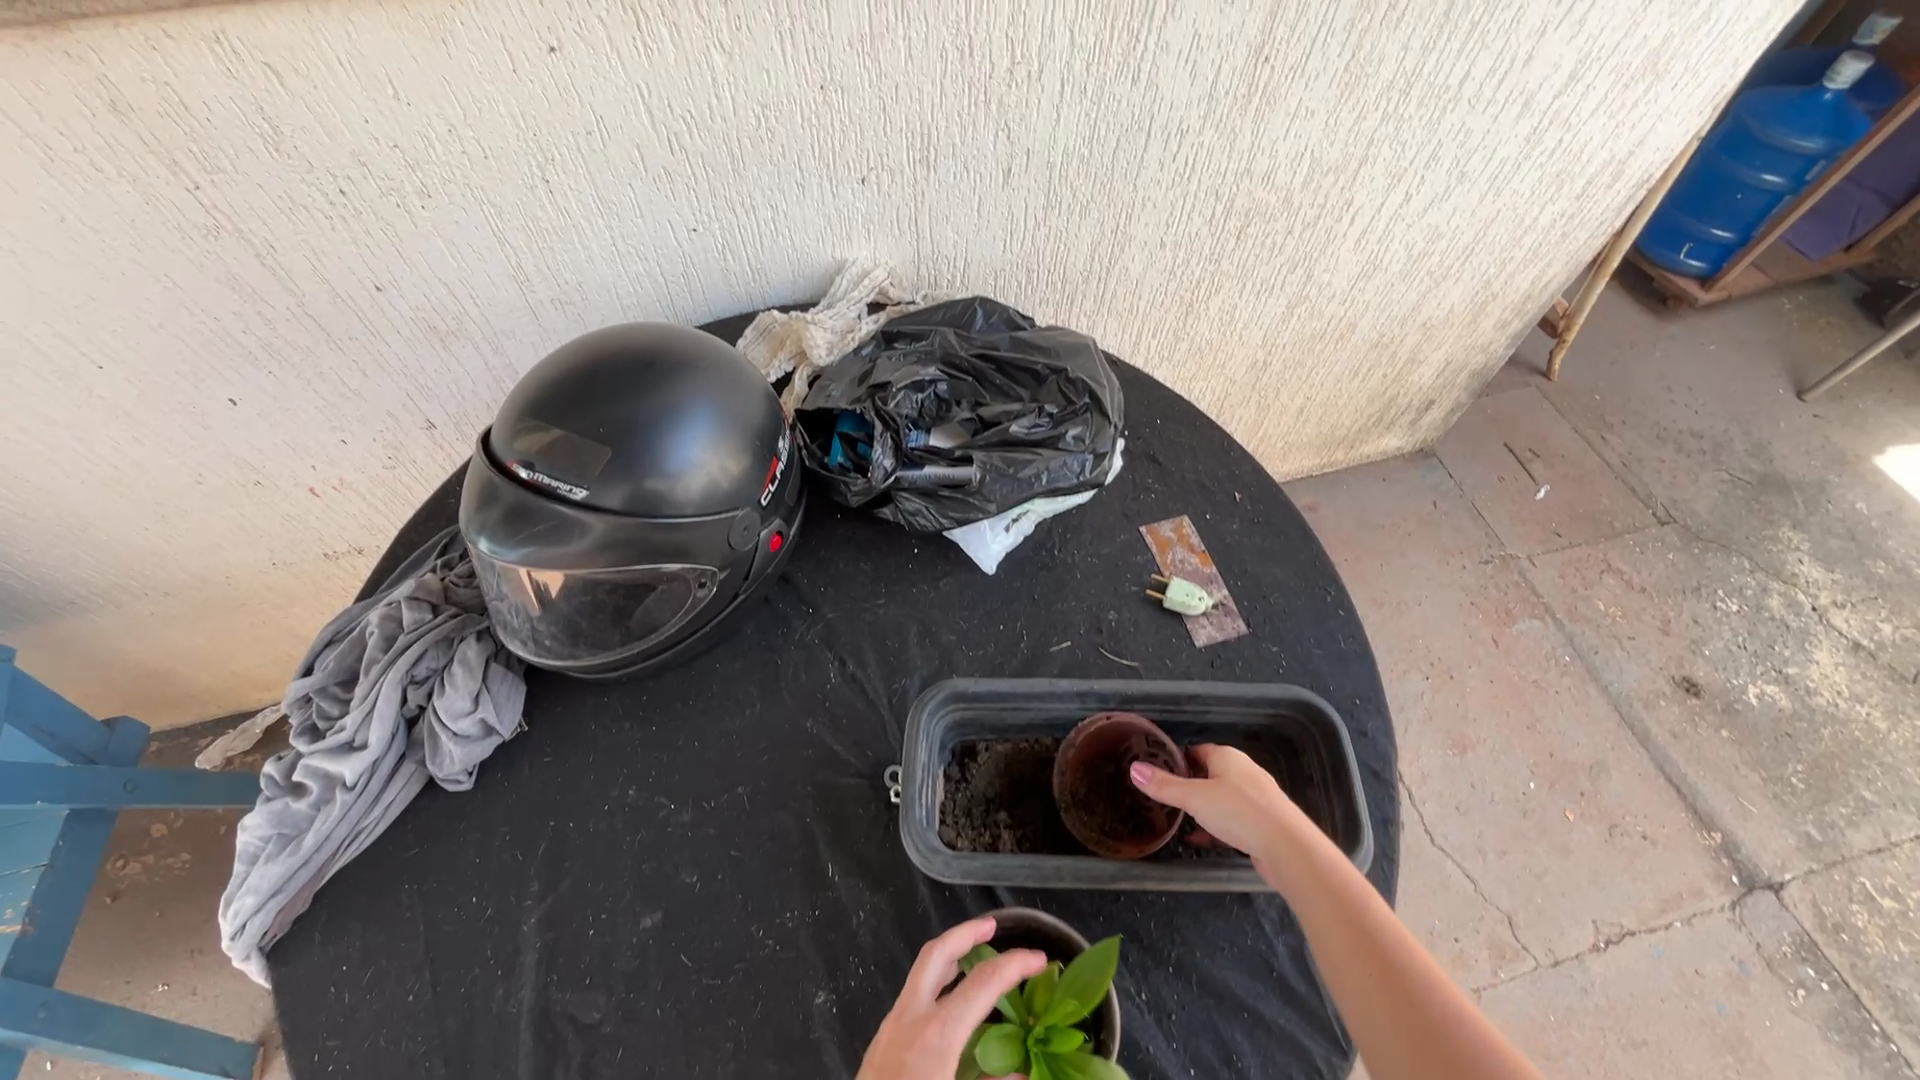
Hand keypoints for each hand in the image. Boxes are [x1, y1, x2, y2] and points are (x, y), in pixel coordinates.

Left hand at [857, 916, 1047, 1079]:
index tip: (1038, 958)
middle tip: (993, 925)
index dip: (1014, 965)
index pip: (982, 982)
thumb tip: (1020, 1075)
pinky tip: (949, 1002)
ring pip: (920, 973)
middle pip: (936, 954)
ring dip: (948, 956)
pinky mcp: (881, 1042)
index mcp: (936, 1036)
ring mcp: (891, 1028)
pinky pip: (912, 996)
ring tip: (974, 955)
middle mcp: (910, 1020)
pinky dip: (935, 984)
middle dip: (965, 933)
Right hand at [1129, 743, 1301, 862]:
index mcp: (1229, 758)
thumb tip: (1134, 768)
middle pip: (1212, 774)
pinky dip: (1216, 828)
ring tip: (1179, 818)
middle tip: (1166, 795)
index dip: (1180, 758)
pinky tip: (1200, 841)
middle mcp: (1245, 773)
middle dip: (1191, 783)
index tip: (1160, 769)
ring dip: (1204, 808)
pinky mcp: (1263, 824)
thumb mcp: (1194, 797)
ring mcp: (1256, 799)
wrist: (1287, 848)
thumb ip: (1164, 785)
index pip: (1200, 750)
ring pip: (1223, 799)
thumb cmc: (1239, 812)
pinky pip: (1233, 821)